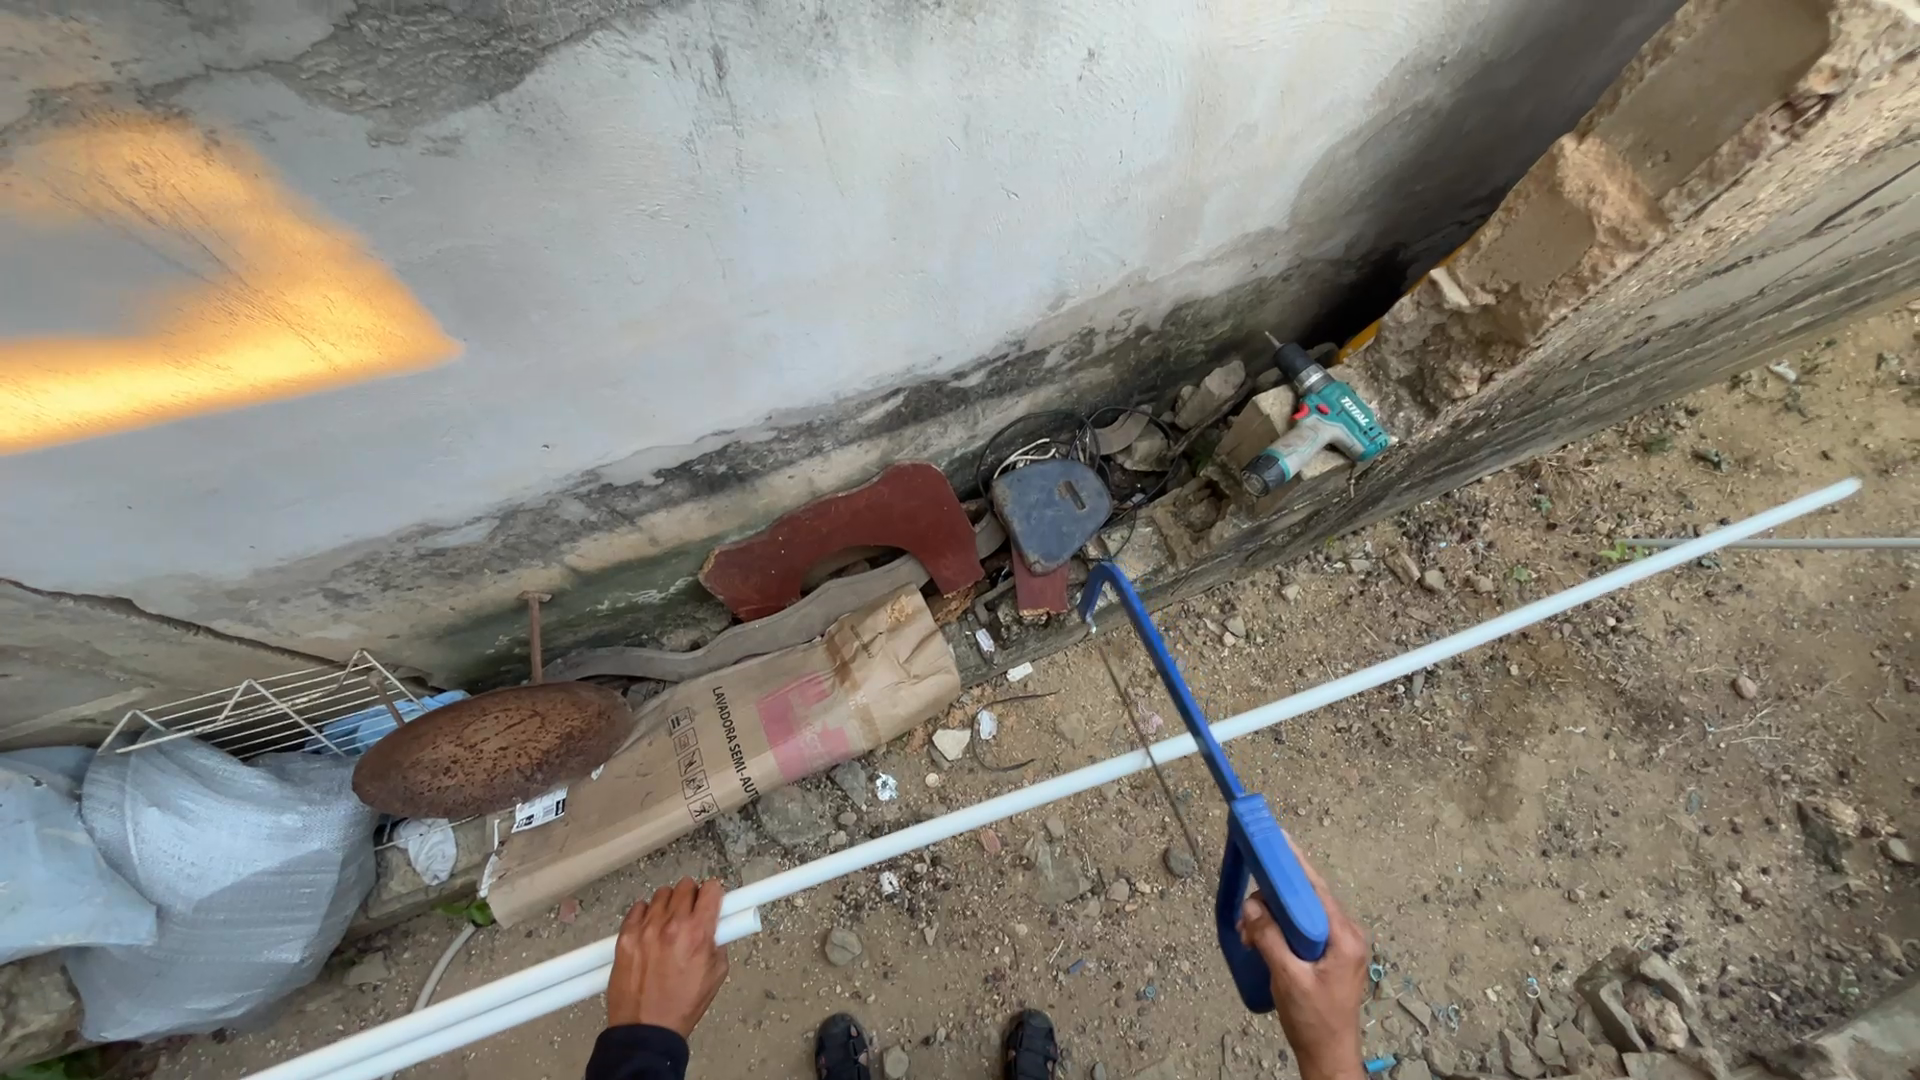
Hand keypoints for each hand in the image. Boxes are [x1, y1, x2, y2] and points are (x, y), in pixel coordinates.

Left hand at [607, 878, 730, 1037]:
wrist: (645, 1031)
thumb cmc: (683, 1005)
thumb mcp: (717, 973)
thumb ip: (718, 941)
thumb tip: (715, 925)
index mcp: (698, 932)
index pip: (711, 888)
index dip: (713, 894)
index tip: (711, 901)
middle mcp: (672, 924)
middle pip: (686, 886)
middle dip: (692, 897)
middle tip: (691, 914)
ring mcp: (646, 929)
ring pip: (662, 894)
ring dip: (669, 904)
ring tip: (668, 923)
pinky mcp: (625, 938)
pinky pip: (638, 908)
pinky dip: (645, 914)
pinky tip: (649, 929)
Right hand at [1237, 844, 1368, 1079]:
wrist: (1329, 1057)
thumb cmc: (1313, 1020)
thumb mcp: (1287, 977)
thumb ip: (1269, 936)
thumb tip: (1251, 904)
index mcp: (1344, 936)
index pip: (1316, 886)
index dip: (1293, 860)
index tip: (1276, 836)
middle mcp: (1346, 934)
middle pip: (1305, 896)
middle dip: (1271, 897)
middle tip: (1246, 910)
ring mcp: (1340, 944)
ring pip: (1299, 911)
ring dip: (1271, 916)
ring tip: (1249, 933)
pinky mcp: (1330, 953)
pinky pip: (1300, 926)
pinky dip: (1278, 928)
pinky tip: (1260, 939)